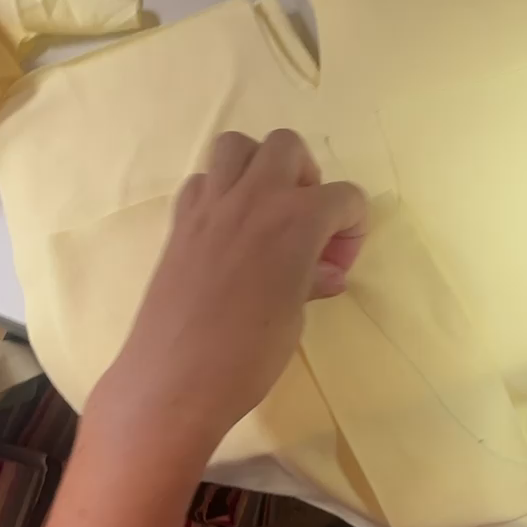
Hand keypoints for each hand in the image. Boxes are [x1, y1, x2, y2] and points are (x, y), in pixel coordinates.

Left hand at [89, 130, 366, 453]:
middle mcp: (254, 198)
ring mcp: (210, 205)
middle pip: (288, 147)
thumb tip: (325, 272)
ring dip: (260, 168)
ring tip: (265, 213)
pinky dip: (221, 193)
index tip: (338, 265)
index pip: (345, 197)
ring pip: (237, 145)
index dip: (352, 229)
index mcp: (296, 221)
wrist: (174, 380)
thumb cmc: (248, 358)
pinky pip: (203, 181)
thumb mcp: (295, 319)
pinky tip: (227, 233)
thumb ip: (311, 280)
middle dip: (308, 178)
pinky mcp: (179, 222)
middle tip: (306, 224)